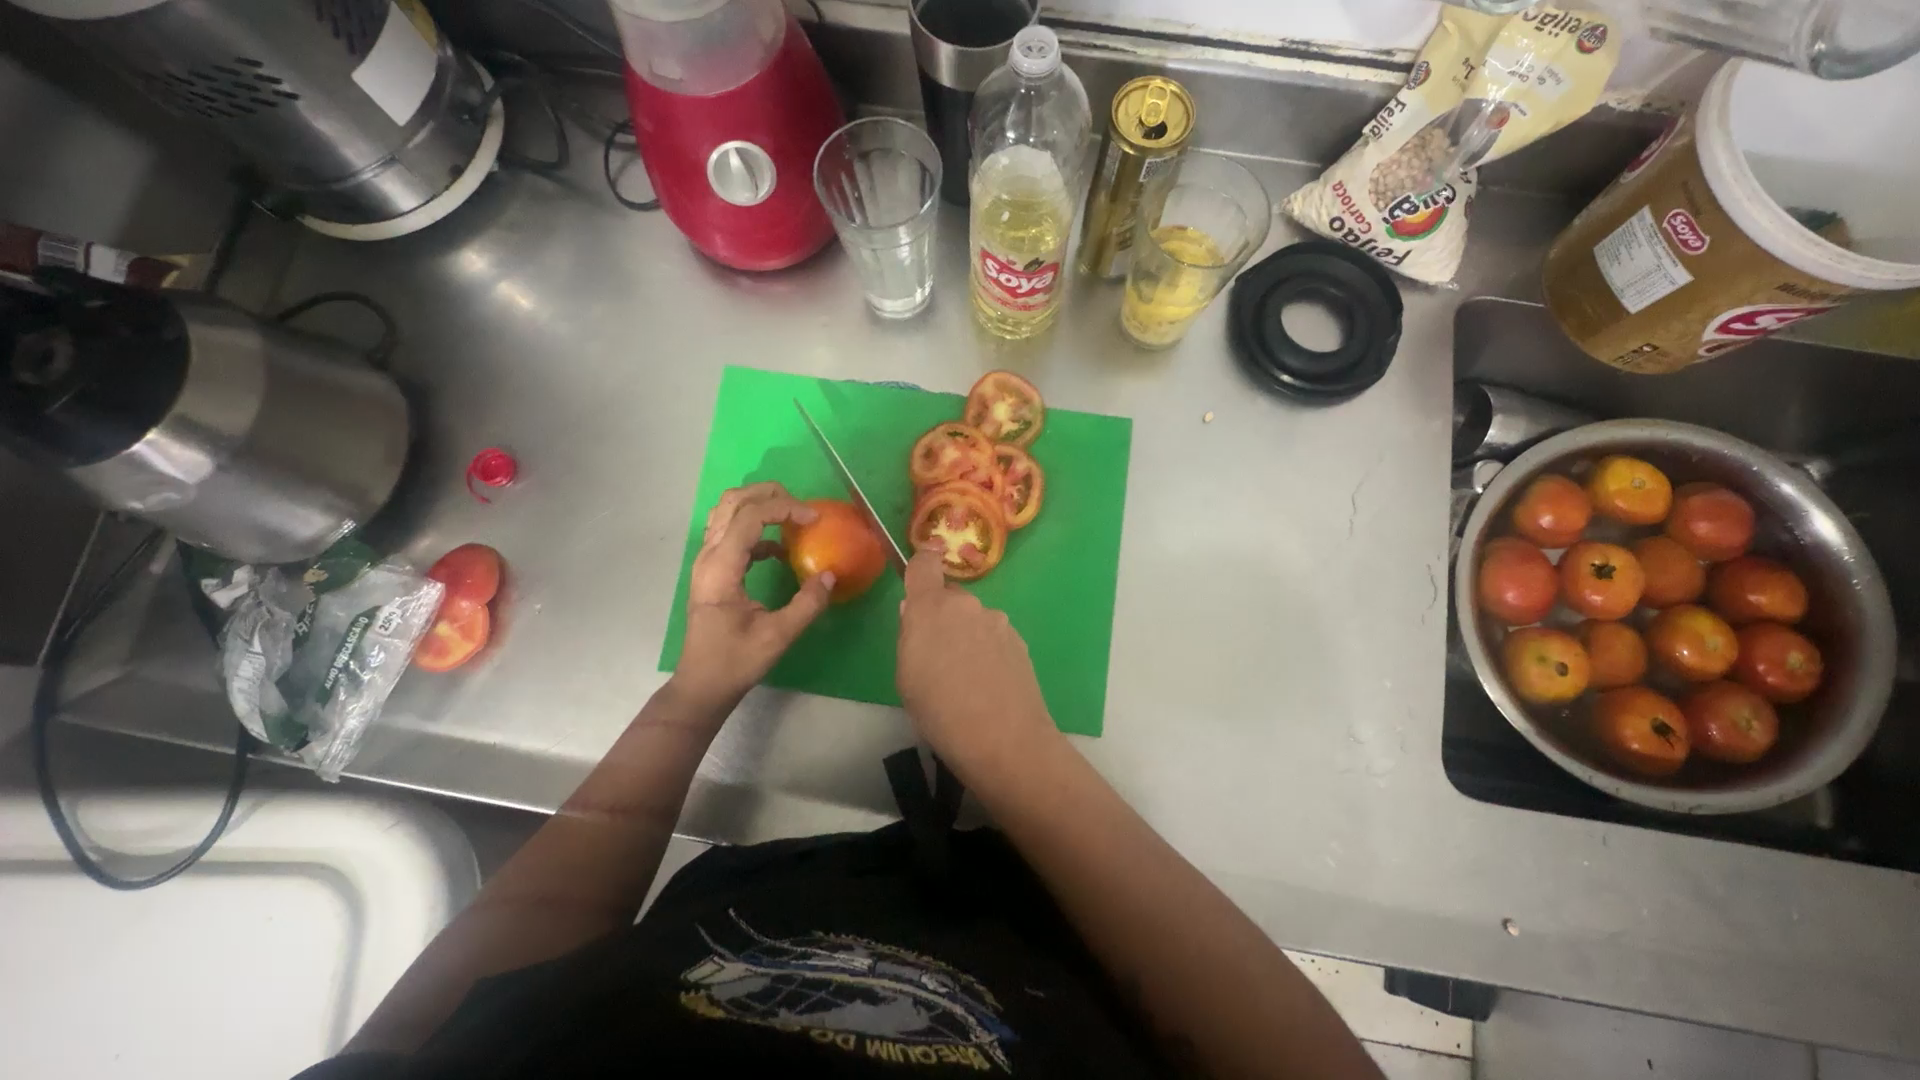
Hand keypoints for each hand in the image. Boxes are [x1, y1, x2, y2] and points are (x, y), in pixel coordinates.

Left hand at [675, 482, 833, 712]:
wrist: (702, 684)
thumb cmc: (735, 661)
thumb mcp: (778, 636)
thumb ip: (807, 604)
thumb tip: (829, 574)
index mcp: (721, 568)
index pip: (749, 516)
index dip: (784, 508)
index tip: (813, 519)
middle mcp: (709, 556)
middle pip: (733, 501)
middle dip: (769, 495)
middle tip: (802, 507)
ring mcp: (707, 561)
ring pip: (727, 512)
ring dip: (759, 506)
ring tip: (792, 518)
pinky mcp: (712, 570)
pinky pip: (730, 532)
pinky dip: (755, 528)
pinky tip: (778, 550)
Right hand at [897, 546, 1059, 777]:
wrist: (1004, 739)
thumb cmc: (940, 711)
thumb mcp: (906, 677)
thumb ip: (909, 637)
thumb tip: (915, 614)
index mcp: (931, 608)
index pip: (924, 565)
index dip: (921, 564)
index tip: (919, 574)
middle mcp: (967, 606)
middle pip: (950, 598)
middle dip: (941, 617)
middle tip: (935, 657)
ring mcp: (998, 623)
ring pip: (974, 620)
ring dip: (967, 637)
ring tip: (965, 680)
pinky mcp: (1020, 643)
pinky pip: (994, 638)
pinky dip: (987, 652)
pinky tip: (988, 686)